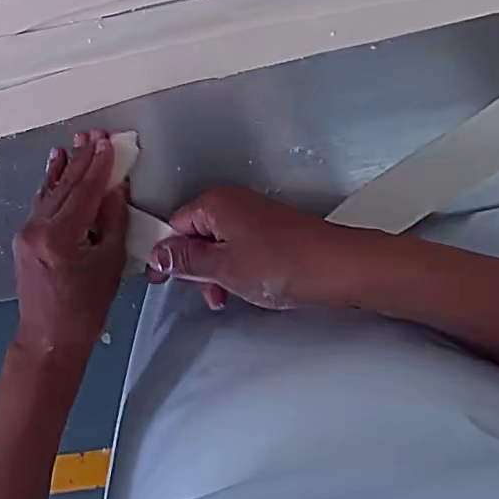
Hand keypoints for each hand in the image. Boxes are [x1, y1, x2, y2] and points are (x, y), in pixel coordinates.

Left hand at [12, 130, 128, 359]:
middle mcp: (38, 228)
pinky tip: (57, 164)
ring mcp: (27, 231)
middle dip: (84, 158)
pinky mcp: (24, 236)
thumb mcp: (111, 263)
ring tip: (79, 141)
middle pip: (67, 185)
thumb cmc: (85, 310)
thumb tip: (116, 188)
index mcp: (60, 237)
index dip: (99, 165)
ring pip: (52, 190)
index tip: (109, 143)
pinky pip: (43, 202)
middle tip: (97, 134)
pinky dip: (52, 182)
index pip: (84, 191)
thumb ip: (113, 220)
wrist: (49, 341)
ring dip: (68, 165)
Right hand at [144, 187, 376, 310]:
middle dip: (194, 265)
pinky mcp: (270, 229)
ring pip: (218, 243)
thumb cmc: (284, 263)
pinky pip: (239, 246)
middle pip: (195, 232)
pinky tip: (246, 287)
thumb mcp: (223, 268)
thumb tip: (160, 254)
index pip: (174, 224)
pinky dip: (236, 267)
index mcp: (215, 203)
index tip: (163, 279)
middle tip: (204, 292)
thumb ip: (187, 261)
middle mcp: (233, 202)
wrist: (338, 266)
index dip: (167, 254)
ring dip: (215, 271)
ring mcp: (253, 214)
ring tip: (227, 296)